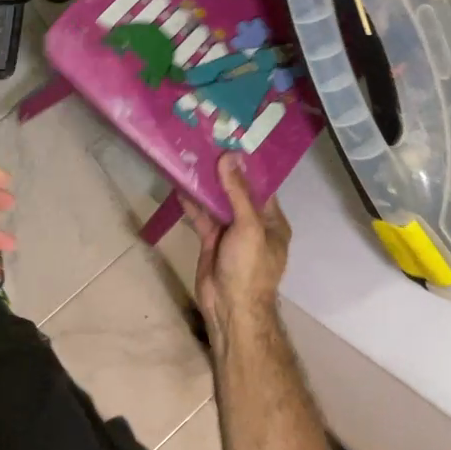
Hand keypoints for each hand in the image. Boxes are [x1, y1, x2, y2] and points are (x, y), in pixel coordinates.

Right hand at [183, 153, 290, 337]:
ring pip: (217, 202)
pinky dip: (191, 202)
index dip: (246, 165)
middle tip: (204, 143)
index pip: (260, 186)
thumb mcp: (248, 227)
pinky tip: (178, 184)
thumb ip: (237, 192)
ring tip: (189, 157)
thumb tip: (230, 156)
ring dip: (204, 184)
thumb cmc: (250, 267)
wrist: (230, 309)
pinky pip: (202, 216)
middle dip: (221, 171)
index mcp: (271, 221)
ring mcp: (230, 232)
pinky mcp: (211, 241)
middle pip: (236, 192)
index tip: (230, 140)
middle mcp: (252, 223)